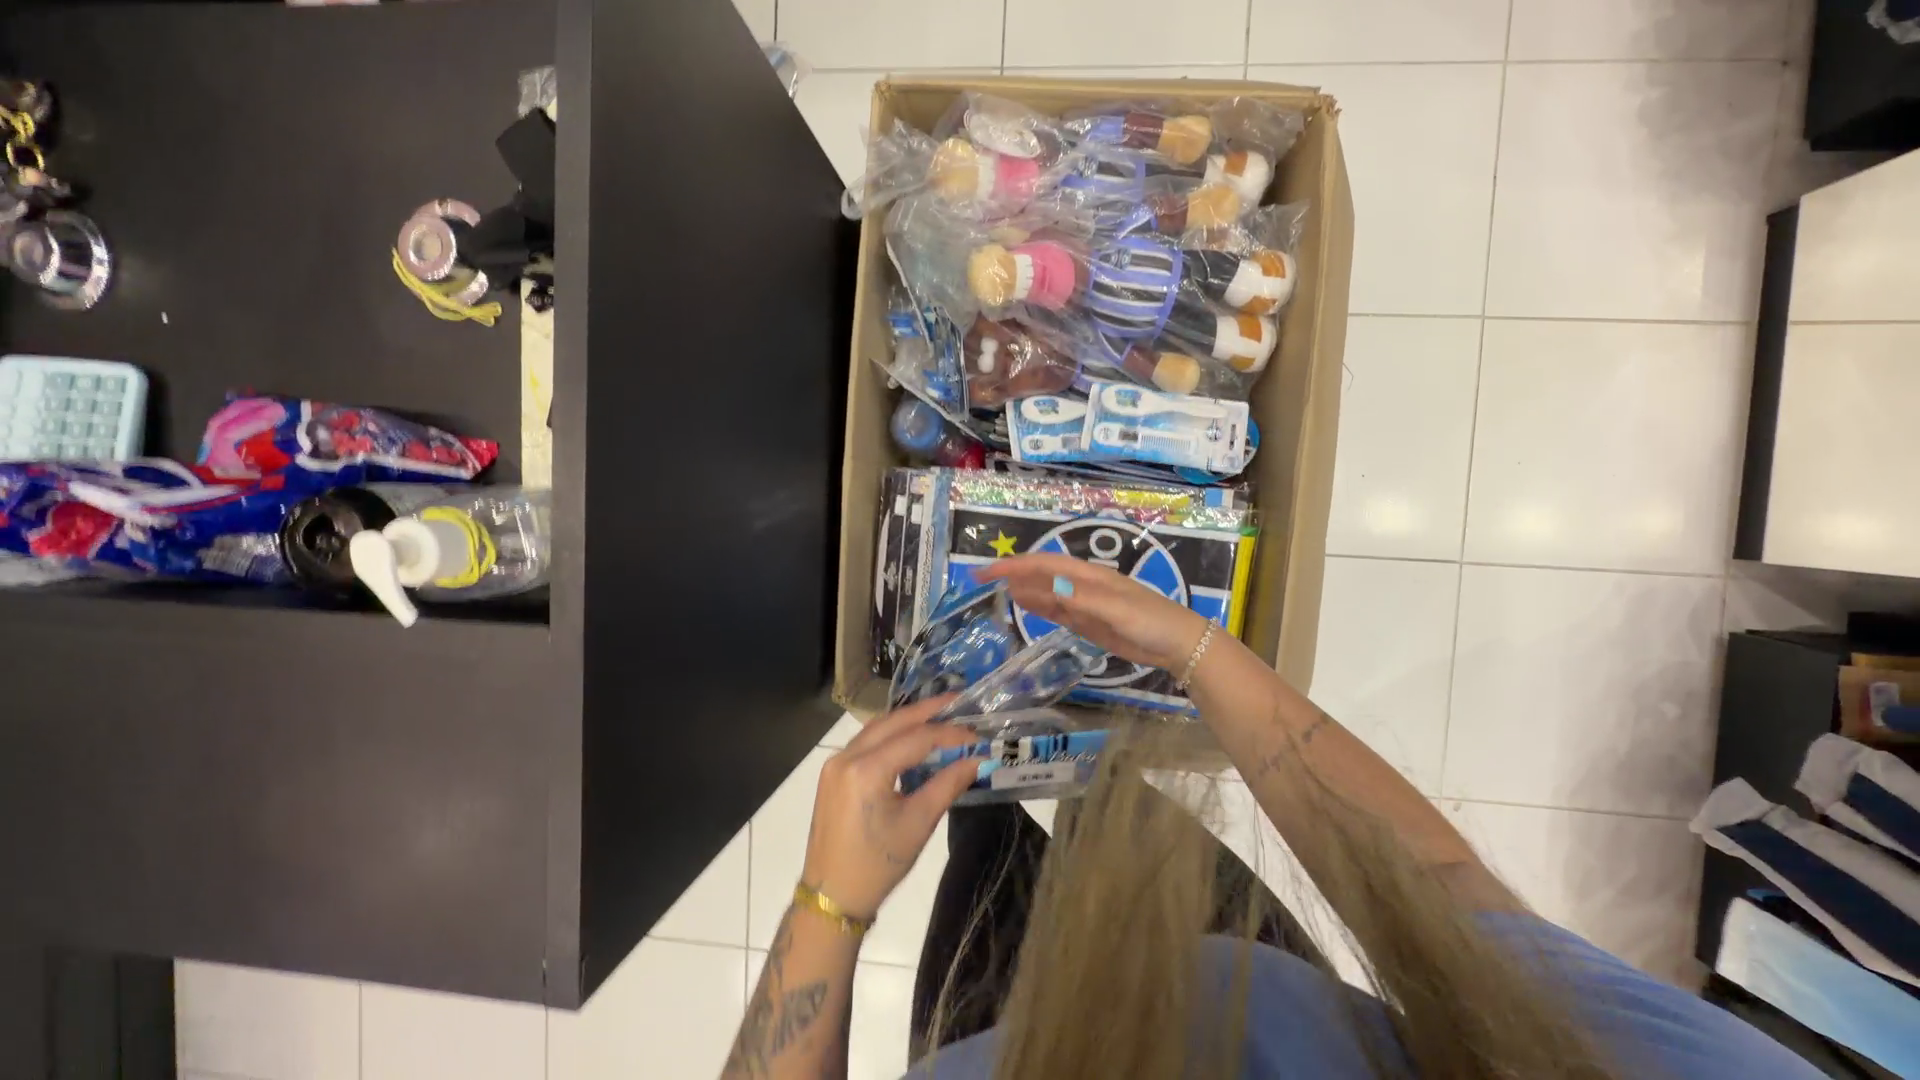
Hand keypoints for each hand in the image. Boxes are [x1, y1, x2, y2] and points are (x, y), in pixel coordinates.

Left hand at [801, 695, 981, 920]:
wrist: (832, 896)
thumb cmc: (879, 864)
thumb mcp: (919, 823)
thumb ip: (948, 784)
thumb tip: (977, 759)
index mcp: (867, 769)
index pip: (916, 738)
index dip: (950, 733)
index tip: (977, 735)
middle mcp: (847, 756)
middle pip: (893, 722)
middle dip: (927, 711)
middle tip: (958, 701)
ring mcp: (835, 763)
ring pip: (877, 728)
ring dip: (908, 720)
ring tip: (939, 715)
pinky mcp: (832, 774)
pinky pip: (865, 743)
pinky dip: (890, 735)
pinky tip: (911, 738)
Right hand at [978, 553, 1210, 671]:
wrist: (1178, 645)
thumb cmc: (1150, 620)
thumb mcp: (1115, 610)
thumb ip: (1080, 600)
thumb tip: (1043, 588)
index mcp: (1090, 575)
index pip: (1044, 564)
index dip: (1015, 564)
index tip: (987, 570)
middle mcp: (1084, 585)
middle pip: (1042, 574)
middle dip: (1012, 573)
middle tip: (980, 578)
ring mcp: (1085, 604)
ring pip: (1047, 592)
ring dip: (1022, 589)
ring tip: (995, 589)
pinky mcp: (1088, 622)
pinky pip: (1057, 611)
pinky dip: (1038, 606)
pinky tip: (1024, 604)